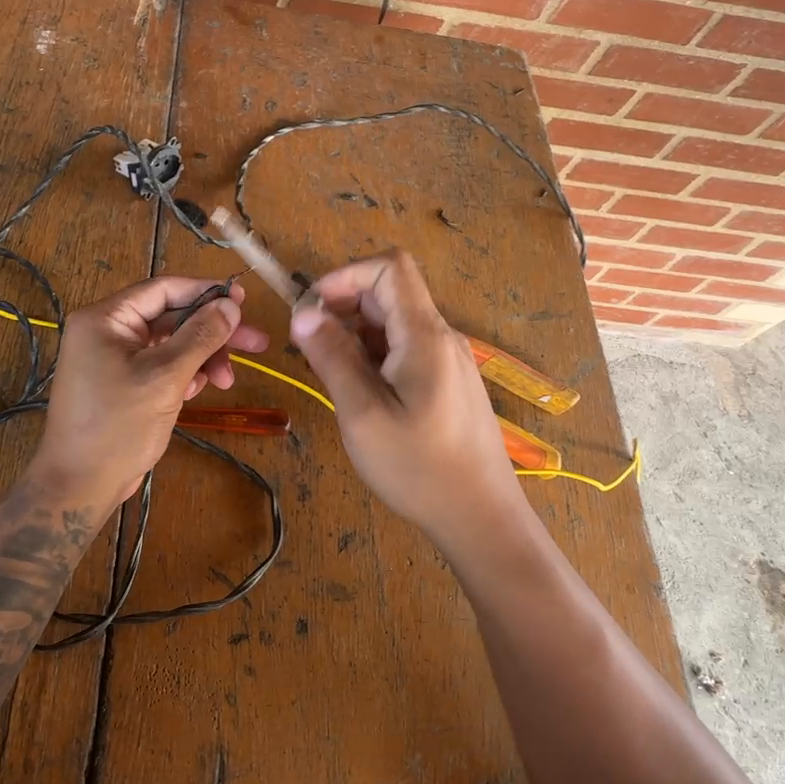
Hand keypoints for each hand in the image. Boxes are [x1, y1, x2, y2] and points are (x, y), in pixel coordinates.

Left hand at [35, 277, 269, 507]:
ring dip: (201, 357)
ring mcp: (111, 358)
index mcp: (105, 318)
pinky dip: (183, 374)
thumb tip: (230, 305)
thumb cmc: (118, 426)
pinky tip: (197, 391)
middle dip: (211, 332)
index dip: (205, 292)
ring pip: (168, 343)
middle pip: (170, 317)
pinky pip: (159, 365)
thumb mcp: (165, 377)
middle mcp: (106, 331)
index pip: (163, 289)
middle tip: (256, 344)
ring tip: (225, 381)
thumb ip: (200, 337)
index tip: (244, 301)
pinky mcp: (120, 382)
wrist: (80, 483)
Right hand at [288, 251, 518, 531]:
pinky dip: (373, 356)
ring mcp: (448, 361)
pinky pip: (405, 349)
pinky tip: (359, 393)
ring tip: (329, 375)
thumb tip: (303, 312)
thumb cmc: (419, 468)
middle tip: (310, 349)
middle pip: (389, 292)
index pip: (389, 266)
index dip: (344, 275)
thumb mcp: (363, 414)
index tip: (310, 310)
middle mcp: (441, 337)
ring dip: (354, 335)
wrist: (481, 517)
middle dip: (342, 307)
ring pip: (394, 323)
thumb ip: (332, 357)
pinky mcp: (447, 383)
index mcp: (424, 335)